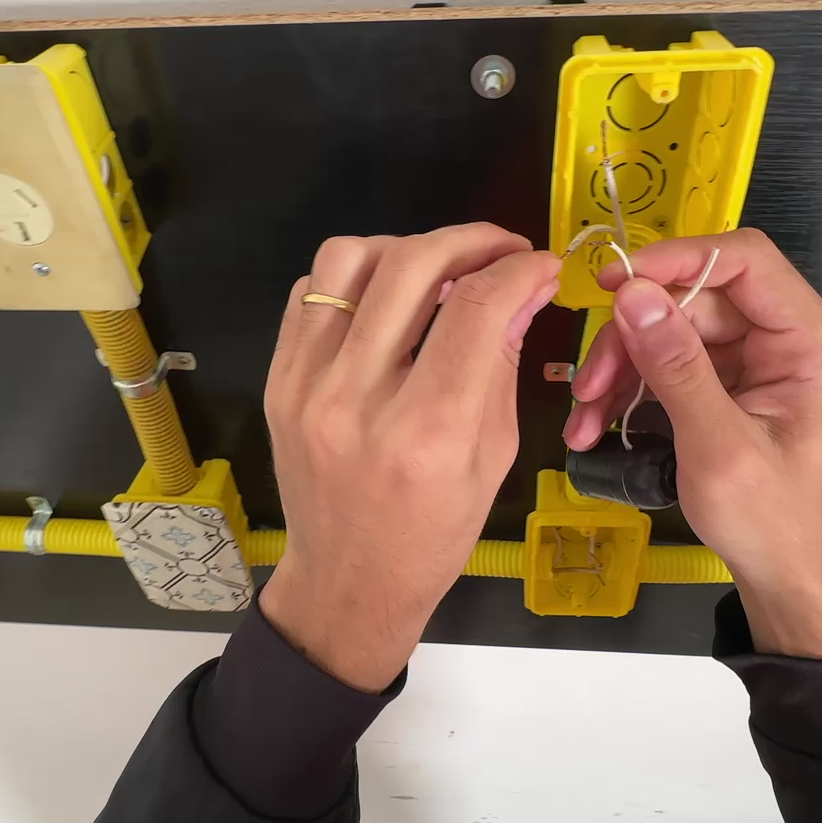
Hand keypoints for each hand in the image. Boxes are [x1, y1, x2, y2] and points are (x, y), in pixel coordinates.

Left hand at [260, 224, 560, 689]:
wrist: (347, 583)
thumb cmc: (432, 537)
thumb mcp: (493, 458)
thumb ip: (503, 364)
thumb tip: (524, 289)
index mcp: (428, 432)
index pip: (478, 309)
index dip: (519, 269)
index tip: (542, 265)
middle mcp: (358, 399)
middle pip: (412, 265)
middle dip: (471, 239)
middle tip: (501, 249)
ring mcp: (306, 385)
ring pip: (349, 258)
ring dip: (406, 247)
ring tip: (438, 268)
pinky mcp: (279, 381)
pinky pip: (310, 290)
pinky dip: (356, 275)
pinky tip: (386, 298)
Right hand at [562, 229, 821, 658]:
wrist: (778, 572)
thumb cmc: (767, 519)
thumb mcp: (717, 447)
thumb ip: (676, 368)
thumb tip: (632, 294)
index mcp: (810, 343)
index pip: (746, 262)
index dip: (679, 258)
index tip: (616, 282)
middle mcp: (781, 338)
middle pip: (692, 300)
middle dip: (632, 338)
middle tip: (590, 383)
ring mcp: (747, 359)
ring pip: (666, 329)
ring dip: (618, 368)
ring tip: (586, 415)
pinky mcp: (718, 380)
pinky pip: (661, 362)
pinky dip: (625, 389)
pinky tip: (594, 424)